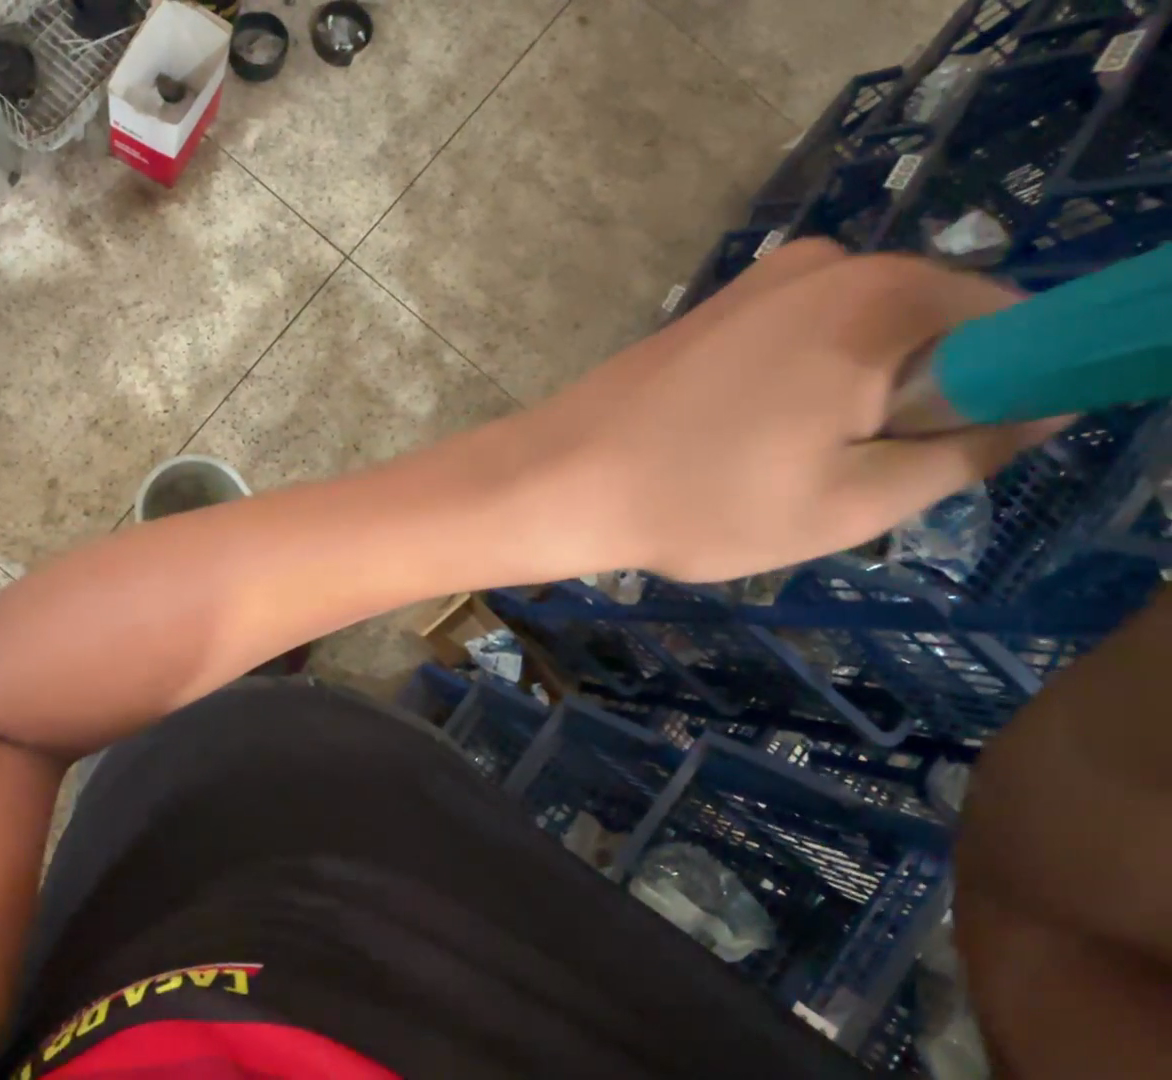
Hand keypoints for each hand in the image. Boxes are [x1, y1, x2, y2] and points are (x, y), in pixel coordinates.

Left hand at [518, 239, 1065, 582]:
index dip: (1004, 396)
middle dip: (914, 404)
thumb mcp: (854, 501)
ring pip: (864, 342)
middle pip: (936, 330)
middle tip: (837, 474)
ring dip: (851, 405)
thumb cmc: (698, 501)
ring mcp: (760, 281)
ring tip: (777, 463)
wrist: (554, 480)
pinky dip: (799, 392)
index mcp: (880, 296)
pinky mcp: (715, 308)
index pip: (1016, 325)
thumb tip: (1041, 408)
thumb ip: (968, 452)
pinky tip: (740, 442)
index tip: (929, 455)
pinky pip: (804, 344)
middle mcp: (827, 262)